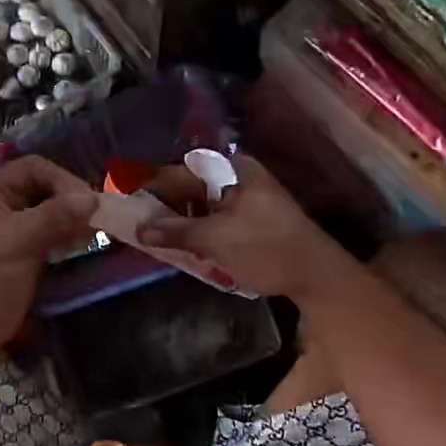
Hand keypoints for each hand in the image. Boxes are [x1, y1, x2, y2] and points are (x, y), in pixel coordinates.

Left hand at [0, 155, 96, 363]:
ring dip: (71, 221)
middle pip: (43, 190)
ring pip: (47, 215)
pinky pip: (45, 238)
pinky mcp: (16, 257)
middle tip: (98, 221)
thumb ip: (56, 215)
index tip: (90, 204)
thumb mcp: (18, 241)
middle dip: (71, 201)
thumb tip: (94, 199)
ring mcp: (6, 233)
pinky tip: (80, 246)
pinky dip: (64, 238)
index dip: (64, 180)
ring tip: (93, 235)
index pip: (35, 168)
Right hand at [137, 154, 357, 299]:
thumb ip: (175, 232)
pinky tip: (186, 248)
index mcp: (232, 170)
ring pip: (202, 206)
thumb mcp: (215, 240)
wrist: (316, 275)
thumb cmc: (266, 249)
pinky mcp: (251, 221)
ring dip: (181, 223)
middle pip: (191, 187)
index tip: (128, 204)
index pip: (180, 172)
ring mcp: (246, 200)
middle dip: (166, 208)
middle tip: (141, 227)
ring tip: (159, 241)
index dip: (153, 187)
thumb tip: (140, 229)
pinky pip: (215, 220)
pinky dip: (199, 232)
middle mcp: (238, 178)